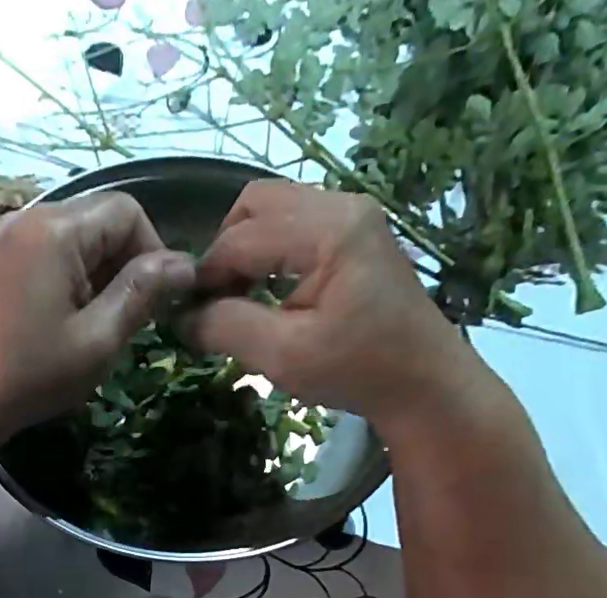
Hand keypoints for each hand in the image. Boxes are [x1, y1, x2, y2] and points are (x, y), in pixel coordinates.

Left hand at [0, 192, 195, 447]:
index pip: (127, 211)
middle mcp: (31, 220)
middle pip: (103, 220)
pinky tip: (75, 322)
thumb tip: (186, 264)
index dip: (154, 250)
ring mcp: (12, 240)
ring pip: (82, 240)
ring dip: (105, 276)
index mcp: (54, 230)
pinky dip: (79, 281)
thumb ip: (144, 291)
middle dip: (129, 264)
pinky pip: (57, 255)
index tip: (157, 300)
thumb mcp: (100, 338)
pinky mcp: (5, 263)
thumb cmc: (34, 374)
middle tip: (132, 318)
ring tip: (102, 326)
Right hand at [185, 181, 490, 435]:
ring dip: (245, 249)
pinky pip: (295, 226)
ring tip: (240, 298)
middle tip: (218, 299)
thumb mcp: (283, 356)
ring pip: (273, 211)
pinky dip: (269, 252)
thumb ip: (226, 328)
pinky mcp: (355, 233)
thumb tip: (182, 316)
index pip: (240, 238)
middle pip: (255, 205)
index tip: (189, 314)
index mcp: (328, 230)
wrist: (424, 384)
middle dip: (225, 250)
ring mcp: (352, 215)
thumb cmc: (358, 371)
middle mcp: (341, 205)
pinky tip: (267, 291)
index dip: (206, 275)